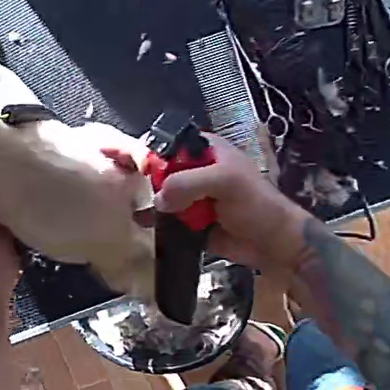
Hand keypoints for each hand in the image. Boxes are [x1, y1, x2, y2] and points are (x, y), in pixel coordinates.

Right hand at [105, 135, 312, 273]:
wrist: (274, 245)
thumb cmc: (257, 205)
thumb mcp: (225, 183)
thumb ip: (189, 183)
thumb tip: (158, 199)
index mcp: (206, 151)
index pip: (168, 144)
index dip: (146, 150)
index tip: (118, 158)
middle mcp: (196, 171)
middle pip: (160, 170)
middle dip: (141, 177)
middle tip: (114, 183)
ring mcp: (193, 198)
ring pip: (161, 196)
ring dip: (146, 201)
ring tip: (119, 203)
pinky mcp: (191, 222)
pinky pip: (167, 219)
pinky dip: (155, 221)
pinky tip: (138, 222)